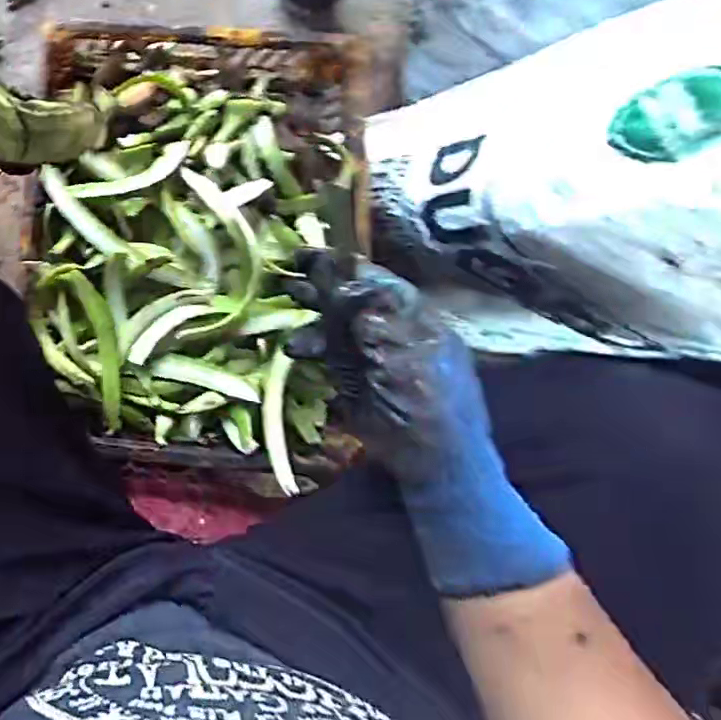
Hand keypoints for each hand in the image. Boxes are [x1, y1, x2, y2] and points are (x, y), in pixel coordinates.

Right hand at [287, 250, 570, 596]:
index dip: (333, 263)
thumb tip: (334, 265)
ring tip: (287, 323)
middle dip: (315, 289)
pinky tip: (297, 354)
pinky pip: (327, 352)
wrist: (436, 464)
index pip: (366, 275)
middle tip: (283, 283)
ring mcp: (371, 353)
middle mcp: (388, 327)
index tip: (299, 255)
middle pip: (345, 297)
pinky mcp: (355, 378)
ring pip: (332, 325)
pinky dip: (310, 349)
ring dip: (309, 323)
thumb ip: (362, 306)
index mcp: (409, 312)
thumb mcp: (395, 345)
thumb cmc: (425, 400)